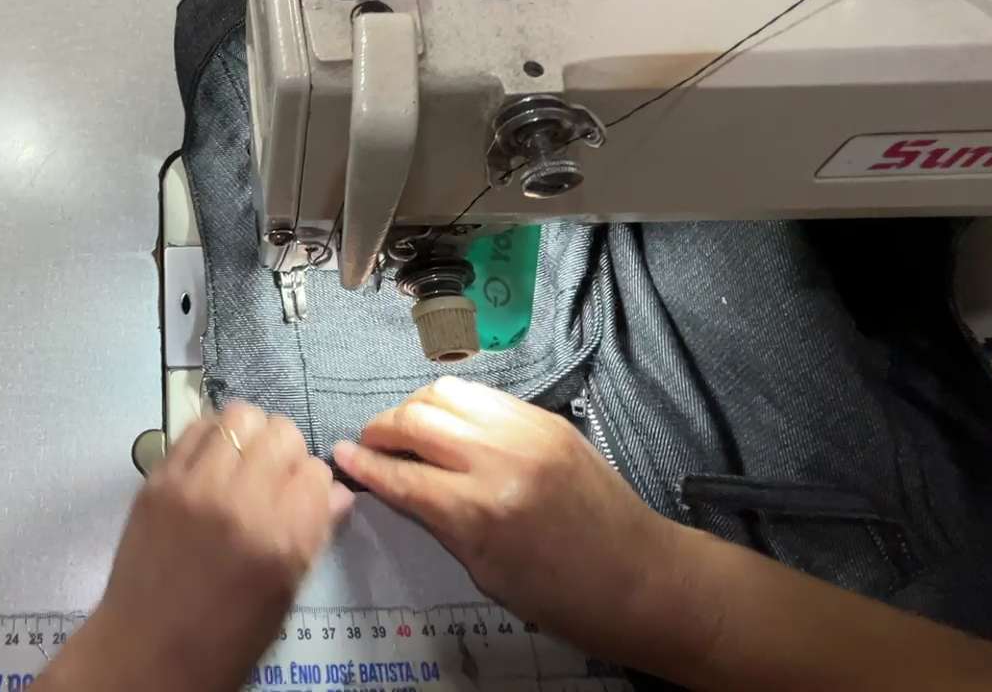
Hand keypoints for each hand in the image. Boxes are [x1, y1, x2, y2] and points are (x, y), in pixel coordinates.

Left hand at [39, 402, 352, 691]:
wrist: (147, 652)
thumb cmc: (227, 637)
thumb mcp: (285, 596)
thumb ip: (314, 534)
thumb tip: (339, 492)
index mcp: (279, 539)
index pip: (317, 473)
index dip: (315, 484)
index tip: (302, 496)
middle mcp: (239, 500)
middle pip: (282, 432)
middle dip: (287, 450)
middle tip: (274, 474)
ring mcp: (194, 483)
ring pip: (240, 415)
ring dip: (250, 433)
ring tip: (244, 458)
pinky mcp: (159, 476)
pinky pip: (196, 426)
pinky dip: (212, 435)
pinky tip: (213, 459)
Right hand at [333, 377, 699, 668]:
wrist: (651, 580)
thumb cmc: (569, 598)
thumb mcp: (488, 575)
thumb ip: (436, 520)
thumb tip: (392, 484)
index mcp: (483, 512)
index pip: (402, 476)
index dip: (364, 465)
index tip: (340, 456)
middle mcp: (499, 459)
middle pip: (414, 420)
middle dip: (379, 429)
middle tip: (371, 443)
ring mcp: (524, 430)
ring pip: (442, 392)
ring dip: (412, 408)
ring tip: (405, 428)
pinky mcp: (543, 416)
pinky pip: (479, 393)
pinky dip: (450, 403)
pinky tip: (446, 422)